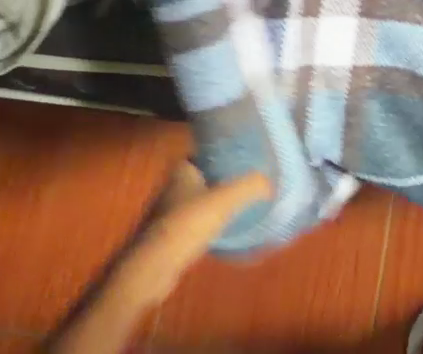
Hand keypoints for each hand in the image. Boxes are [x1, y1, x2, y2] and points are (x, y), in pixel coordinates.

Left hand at [50, 163, 270, 353]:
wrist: (151, 271)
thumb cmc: (186, 226)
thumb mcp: (225, 200)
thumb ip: (250, 186)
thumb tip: (271, 183)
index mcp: (182, 172)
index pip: (201, 152)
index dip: (220, 151)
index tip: (242, 154)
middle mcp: (172, 188)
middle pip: (202, 176)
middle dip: (221, 176)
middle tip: (248, 176)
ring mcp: (167, 214)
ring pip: (198, 199)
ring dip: (215, 200)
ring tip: (242, 201)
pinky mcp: (168, 238)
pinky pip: (194, 222)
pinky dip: (208, 222)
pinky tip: (226, 227)